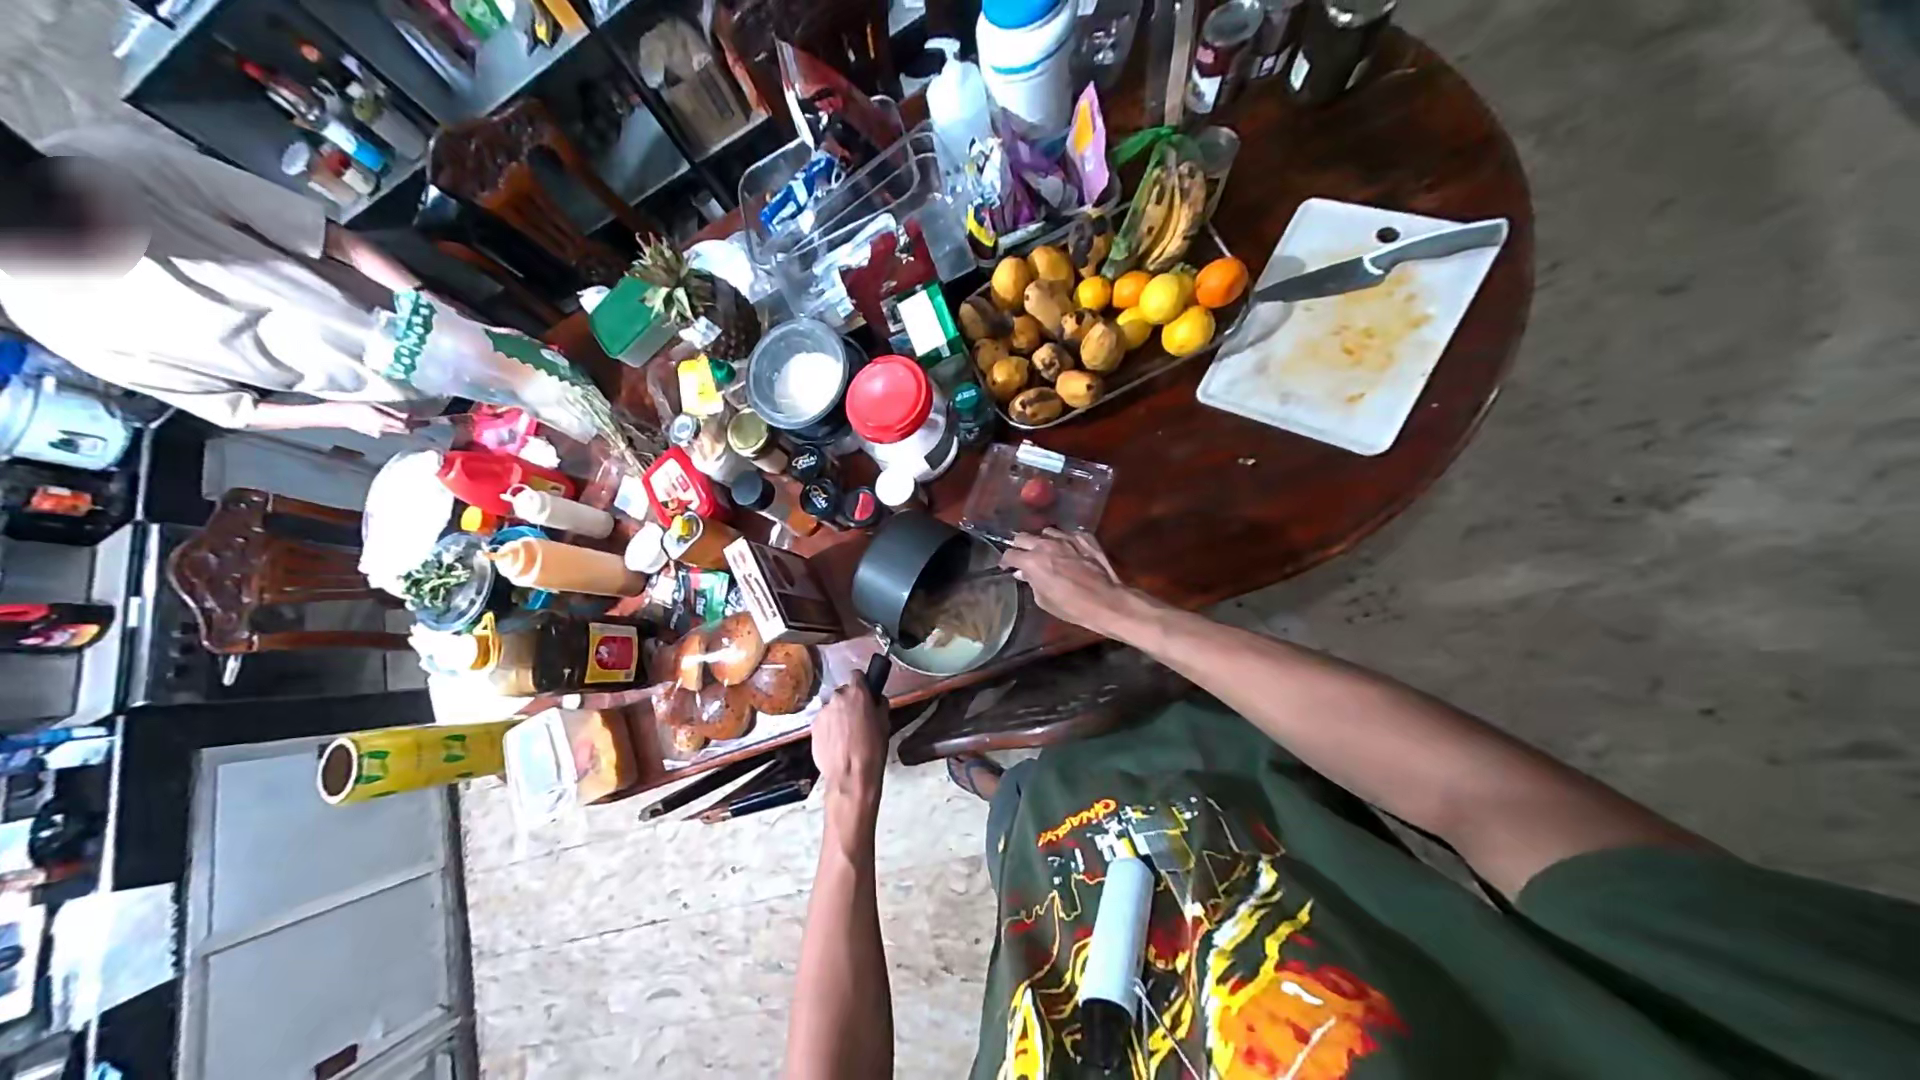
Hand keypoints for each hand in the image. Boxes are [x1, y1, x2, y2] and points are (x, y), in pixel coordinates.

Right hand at [331, 402, 418, 437]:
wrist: (335, 415)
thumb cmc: (353, 406)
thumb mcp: (374, 405)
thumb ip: (392, 411)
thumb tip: (409, 415)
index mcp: (382, 421)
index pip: (406, 426)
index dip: (418, 423)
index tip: (428, 420)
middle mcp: (382, 430)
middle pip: (405, 430)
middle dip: (415, 426)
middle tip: (425, 420)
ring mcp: (378, 433)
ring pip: (399, 432)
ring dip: (406, 427)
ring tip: (412, 420)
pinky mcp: (375, 434)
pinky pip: (390, 432)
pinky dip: (396, 427)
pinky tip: (395, 422)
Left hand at [811, 678, 887, 809]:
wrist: (851, 774)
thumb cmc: (872, 748)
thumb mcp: (885, 722)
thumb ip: (880, 704)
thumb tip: (876, 698)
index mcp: (857, 693)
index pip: (856, 675)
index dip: (861, 683)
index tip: (865, 692)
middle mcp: (837, 698)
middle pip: (843, 692)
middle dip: (849, 701)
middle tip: (858, 718)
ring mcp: (823, 712)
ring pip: (832, 708)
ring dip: (838, 715)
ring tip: (846, 734)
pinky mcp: (813, 727)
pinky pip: (823, 722)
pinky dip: (829, 728)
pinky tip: (837, 743)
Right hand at [1000, 529, 1140, 636]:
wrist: (1107, 601)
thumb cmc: (1072, 607)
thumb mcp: (1044, 600)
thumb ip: (1032, 583)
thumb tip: (1024, 573)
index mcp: (1032, 561)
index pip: (1010, 554)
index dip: (1006, 561)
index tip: (1007, 566)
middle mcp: (1046, 544)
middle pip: (1023, 537)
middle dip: (1020, 546)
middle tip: (1023, 556)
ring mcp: (1067, 538)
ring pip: (1046, 532)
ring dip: (1043, 541)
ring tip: (1047, 551)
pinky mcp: (1084, 537)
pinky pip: (1068, 534)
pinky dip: (1065, 541)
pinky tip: (1069, 550)